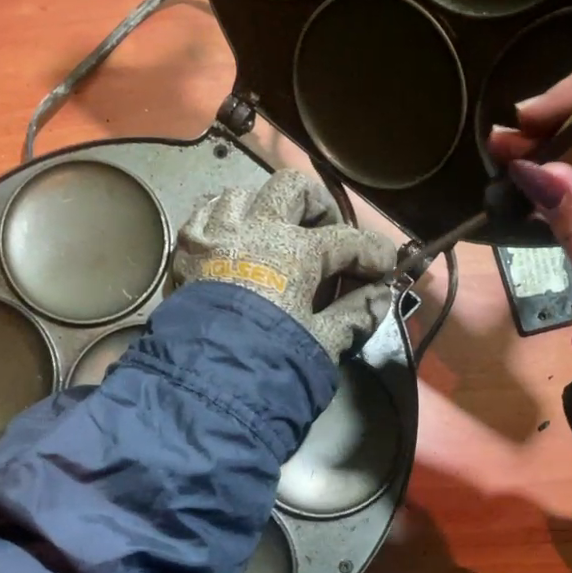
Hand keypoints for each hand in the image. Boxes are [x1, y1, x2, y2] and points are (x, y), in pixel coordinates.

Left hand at [173, 169, 397, 361]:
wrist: (202, 383)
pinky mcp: (186, 252)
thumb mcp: (321, 344)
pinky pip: (204, 213)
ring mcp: (217, 236)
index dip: (372, 253)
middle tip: (323, 234)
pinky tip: (231, 237)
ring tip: (273, 235)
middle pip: (292, 189)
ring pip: (244, 194)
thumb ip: (353, 315)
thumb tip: (379, 296)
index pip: (346, 240)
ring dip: (264, 209)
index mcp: (295, 252)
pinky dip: (222, 218)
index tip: (384, 267)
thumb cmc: (268, 362)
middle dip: (316, 206)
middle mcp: (256, 230)